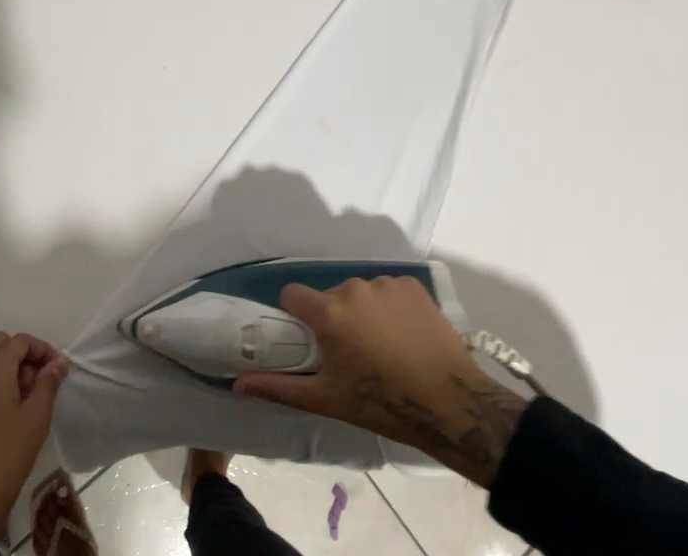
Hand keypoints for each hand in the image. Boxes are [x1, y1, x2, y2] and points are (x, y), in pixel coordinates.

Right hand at [233, 276, 524, 485]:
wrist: (449, 402)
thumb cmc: (381, 403)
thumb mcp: (326, 399)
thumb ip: (279, 387)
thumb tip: (238, 385)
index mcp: (328, 312)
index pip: (293, 294)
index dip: (295, 314)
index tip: (306, 338)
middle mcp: (354, 288)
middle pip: (330, 297)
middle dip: (333, 319)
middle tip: (349, 353)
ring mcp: (386, 284)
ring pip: (360, 293)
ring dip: (362, 312)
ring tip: (381, 345)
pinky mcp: (413, 286)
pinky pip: (389, 290)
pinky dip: (390, 307)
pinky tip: (403, 334)